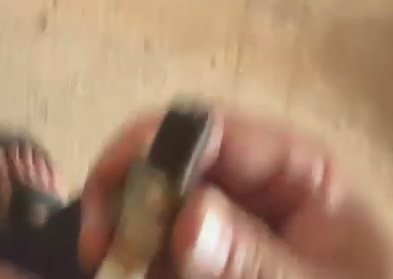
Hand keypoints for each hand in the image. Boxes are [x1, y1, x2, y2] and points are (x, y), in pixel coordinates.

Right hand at [77, 109, 392, 278]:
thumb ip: (254, 259)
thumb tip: (184, 215)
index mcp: (295, 165)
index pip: (208, 127)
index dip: (149, 149)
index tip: (108, 196)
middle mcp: (257, 176)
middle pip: (170, 157)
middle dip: (126, 195)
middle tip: (97, 249)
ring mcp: (236, 213)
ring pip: (158, 201)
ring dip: (129, 233)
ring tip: (113, 268)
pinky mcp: (218, 247)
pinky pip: (169, 240)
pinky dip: (147, 257)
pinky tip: (138, 273)